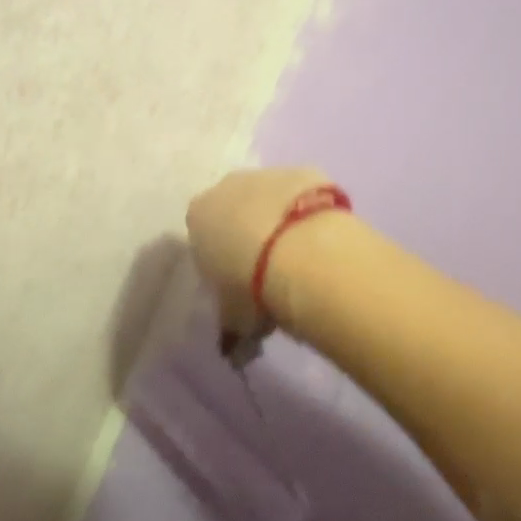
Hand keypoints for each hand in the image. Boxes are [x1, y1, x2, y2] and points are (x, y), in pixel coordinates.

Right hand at [185, 166, 333, 335]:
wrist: (303, 254)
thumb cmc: (252, 289)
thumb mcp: (235, 318)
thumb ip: (231, 327)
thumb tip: (234, 349)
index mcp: (198, 217)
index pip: (203, 236)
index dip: (221, 260)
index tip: (240, 283)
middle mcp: (226, 187)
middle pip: (234, 209)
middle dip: (248, 234)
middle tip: (271, 271)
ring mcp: (267, 174)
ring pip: (270, 198)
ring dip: (280, 220)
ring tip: (302, 257)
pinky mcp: (305, 172)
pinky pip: (303, 194)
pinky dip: (309, 212)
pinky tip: (322, 239)